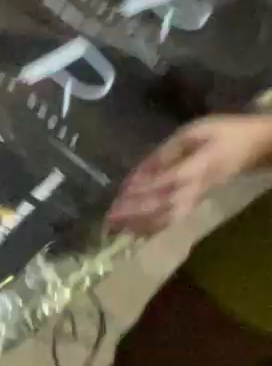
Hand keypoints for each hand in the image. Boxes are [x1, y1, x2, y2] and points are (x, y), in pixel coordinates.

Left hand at [107, 114, 271, 235]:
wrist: (257, 144)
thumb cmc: (223, 134)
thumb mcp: (194, 132)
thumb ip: (163, 153)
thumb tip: (137, 173)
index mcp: (201, 164)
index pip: (171, 180)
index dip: (146, 189)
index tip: (121, 196)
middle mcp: (200, 184)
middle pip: (167, 204)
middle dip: (136, 213)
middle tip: (109, 219)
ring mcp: (199, 195)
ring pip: (170, 216)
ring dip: (141, 224)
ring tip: (114, 229)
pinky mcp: (197, 202)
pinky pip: (175, 219)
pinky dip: (153, 228)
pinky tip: (132, 233)